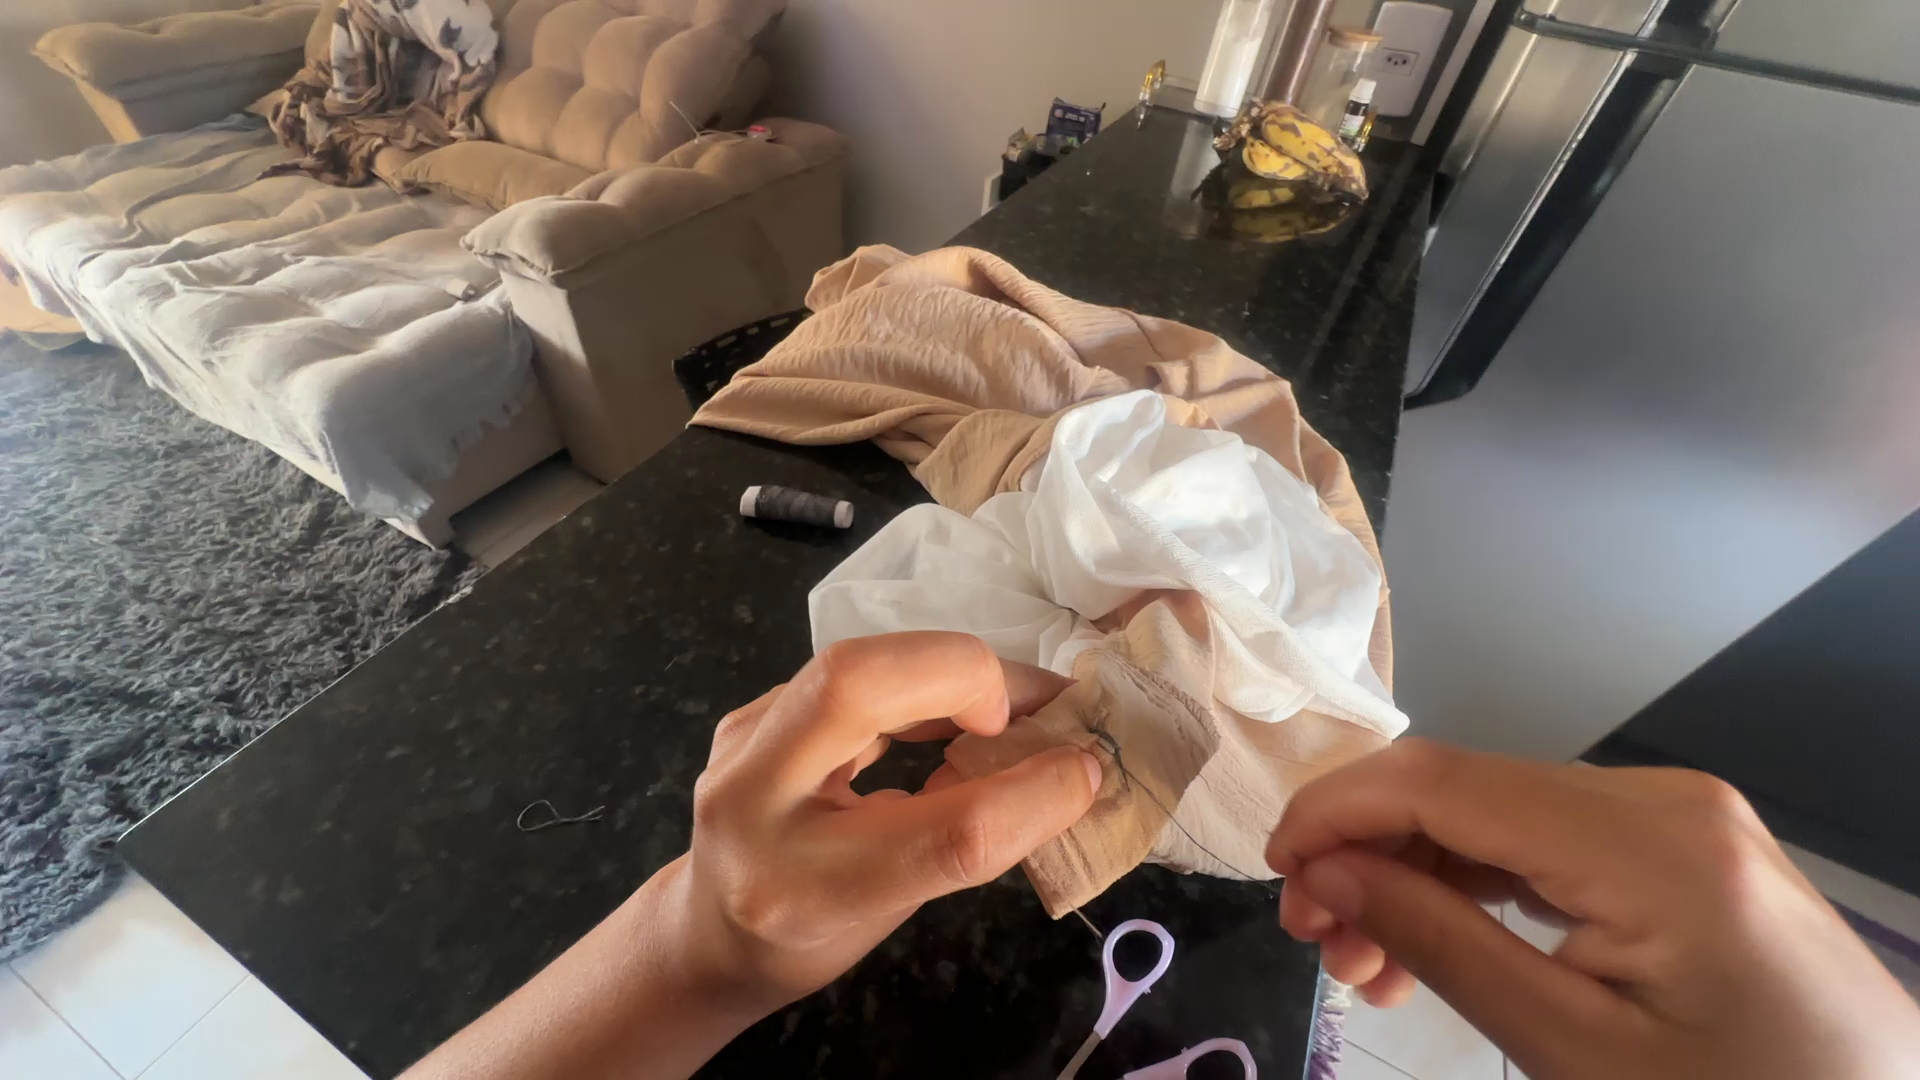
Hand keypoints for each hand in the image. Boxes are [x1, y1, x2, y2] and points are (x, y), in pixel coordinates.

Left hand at [677, 630, 1103, 1010]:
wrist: (710, 927)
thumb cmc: (813, 936)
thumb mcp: (897, 911)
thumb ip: (972, 836)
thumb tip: (1068, 766)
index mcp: (798, 888)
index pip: (935, 832)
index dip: (1029, 794)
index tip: (1085, 769)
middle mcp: (751, 797)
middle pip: (855, 686)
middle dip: (965, 676)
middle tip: (1031, 708)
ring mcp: (743, 738)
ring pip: (855, 659)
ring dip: (953, 666)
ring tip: (1017, 698)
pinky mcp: (755, 707)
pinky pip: (854, 667)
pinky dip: (923, 673)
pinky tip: (962, 699)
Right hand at [1266, 739, 1919, 1079]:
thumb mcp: (1578, 1056)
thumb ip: (1438, 944)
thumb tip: (1324, 874)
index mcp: (1651, 845)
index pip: (1440, 784)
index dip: (1336, 810)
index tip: (1278, 868)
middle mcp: (1651, 796)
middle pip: (1451, 791)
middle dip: (1361, 851)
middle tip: (1310, 929)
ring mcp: (1657, 812)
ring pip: (1473, 813)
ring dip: (1401, 874)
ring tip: (1357, 957)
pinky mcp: (1654, 838)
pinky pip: (1519, 840)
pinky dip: (1456, 884)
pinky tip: (1418, 939)